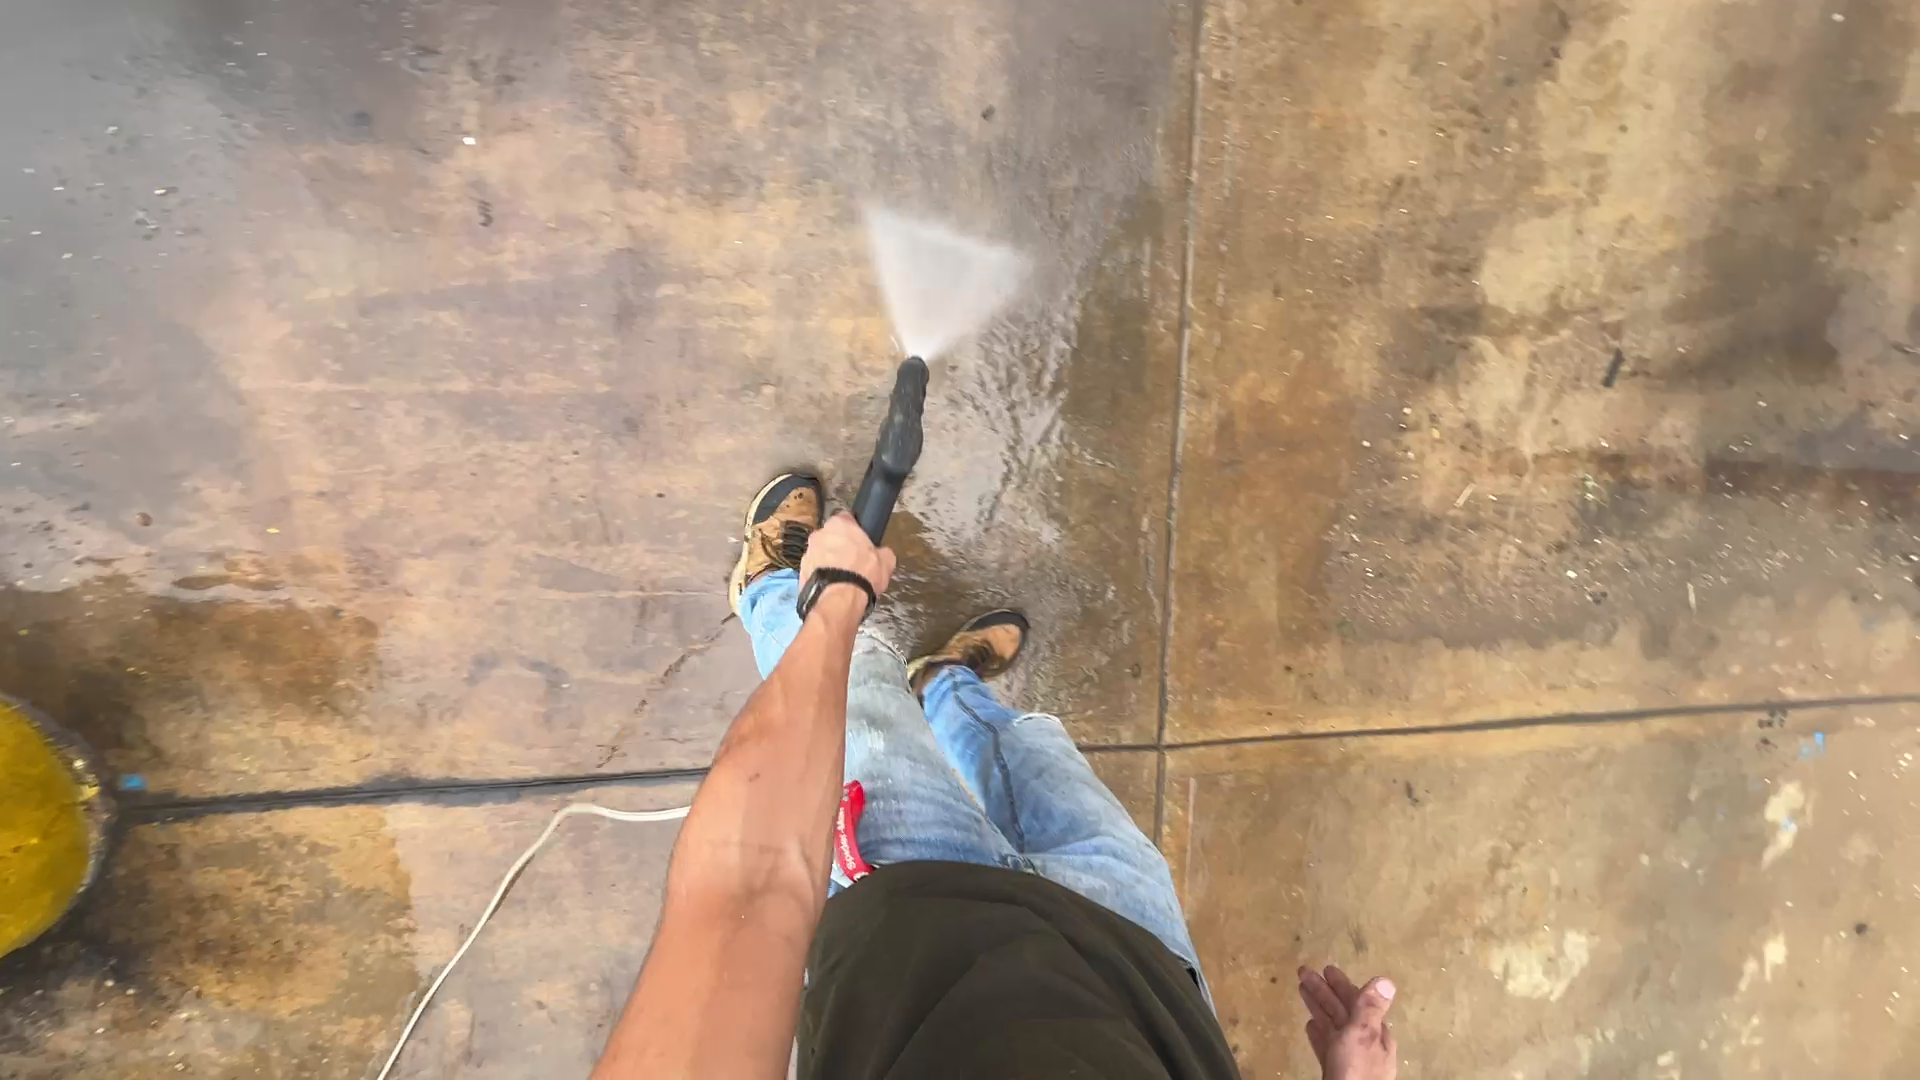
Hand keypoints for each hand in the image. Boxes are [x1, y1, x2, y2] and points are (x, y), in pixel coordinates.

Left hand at [799, 512, 895, 598]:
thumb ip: (883, 552)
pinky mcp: (800, 572)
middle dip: (840, 547)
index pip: (847, 518)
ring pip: (821, 554)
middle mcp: (819, 534)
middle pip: (831, 537)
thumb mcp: (886, 561)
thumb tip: (882, 553)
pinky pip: (814, 570)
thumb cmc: (862, 574)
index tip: (861, 541)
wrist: (839, 600)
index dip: (855, 530)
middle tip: (854, 561)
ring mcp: (807, 553)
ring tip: (843, 578)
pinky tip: (833, 587)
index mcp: (840, 524)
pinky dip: (821, 576)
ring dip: (829, 562)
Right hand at [1298, 965, 1396, 1079]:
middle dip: (1324, 991)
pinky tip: (1308, 1026)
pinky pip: (1327, 1047)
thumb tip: (1387, 980)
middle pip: (1343, 1012)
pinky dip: (1318, 1034)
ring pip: (1333, 1027)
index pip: (1357, 1002)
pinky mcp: (1337, 1072)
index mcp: (1375, 1036)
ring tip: (1300, 989)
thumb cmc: (1355, 1071)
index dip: (1341, 984)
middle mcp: (1365, 1047)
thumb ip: (1370, 1008)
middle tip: (1303, 971)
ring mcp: (1351, 1061)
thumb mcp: (1362, 1034)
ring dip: (1318, 1007)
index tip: (1325, 968)